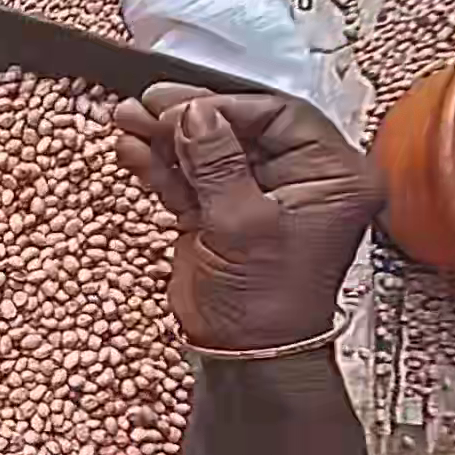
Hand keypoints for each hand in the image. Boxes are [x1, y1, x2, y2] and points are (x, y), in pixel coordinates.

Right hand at [113, 84, 381, 349]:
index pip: (277, 117)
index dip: (224, 108)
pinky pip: (184, 180)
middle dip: (185, 118)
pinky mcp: (213, 213)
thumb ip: (217, 165)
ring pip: (202, 153)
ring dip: (162, 138)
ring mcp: (247, 196)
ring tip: (126, 119)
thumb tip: (194, 113)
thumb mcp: (242, 224)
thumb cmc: (264, 297)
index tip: (180, 106)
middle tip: (146, 104)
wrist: (239, 350)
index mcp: (328, 174)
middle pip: (234, 130)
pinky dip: (156, 167)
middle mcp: (292, 178)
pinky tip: (131, 150)